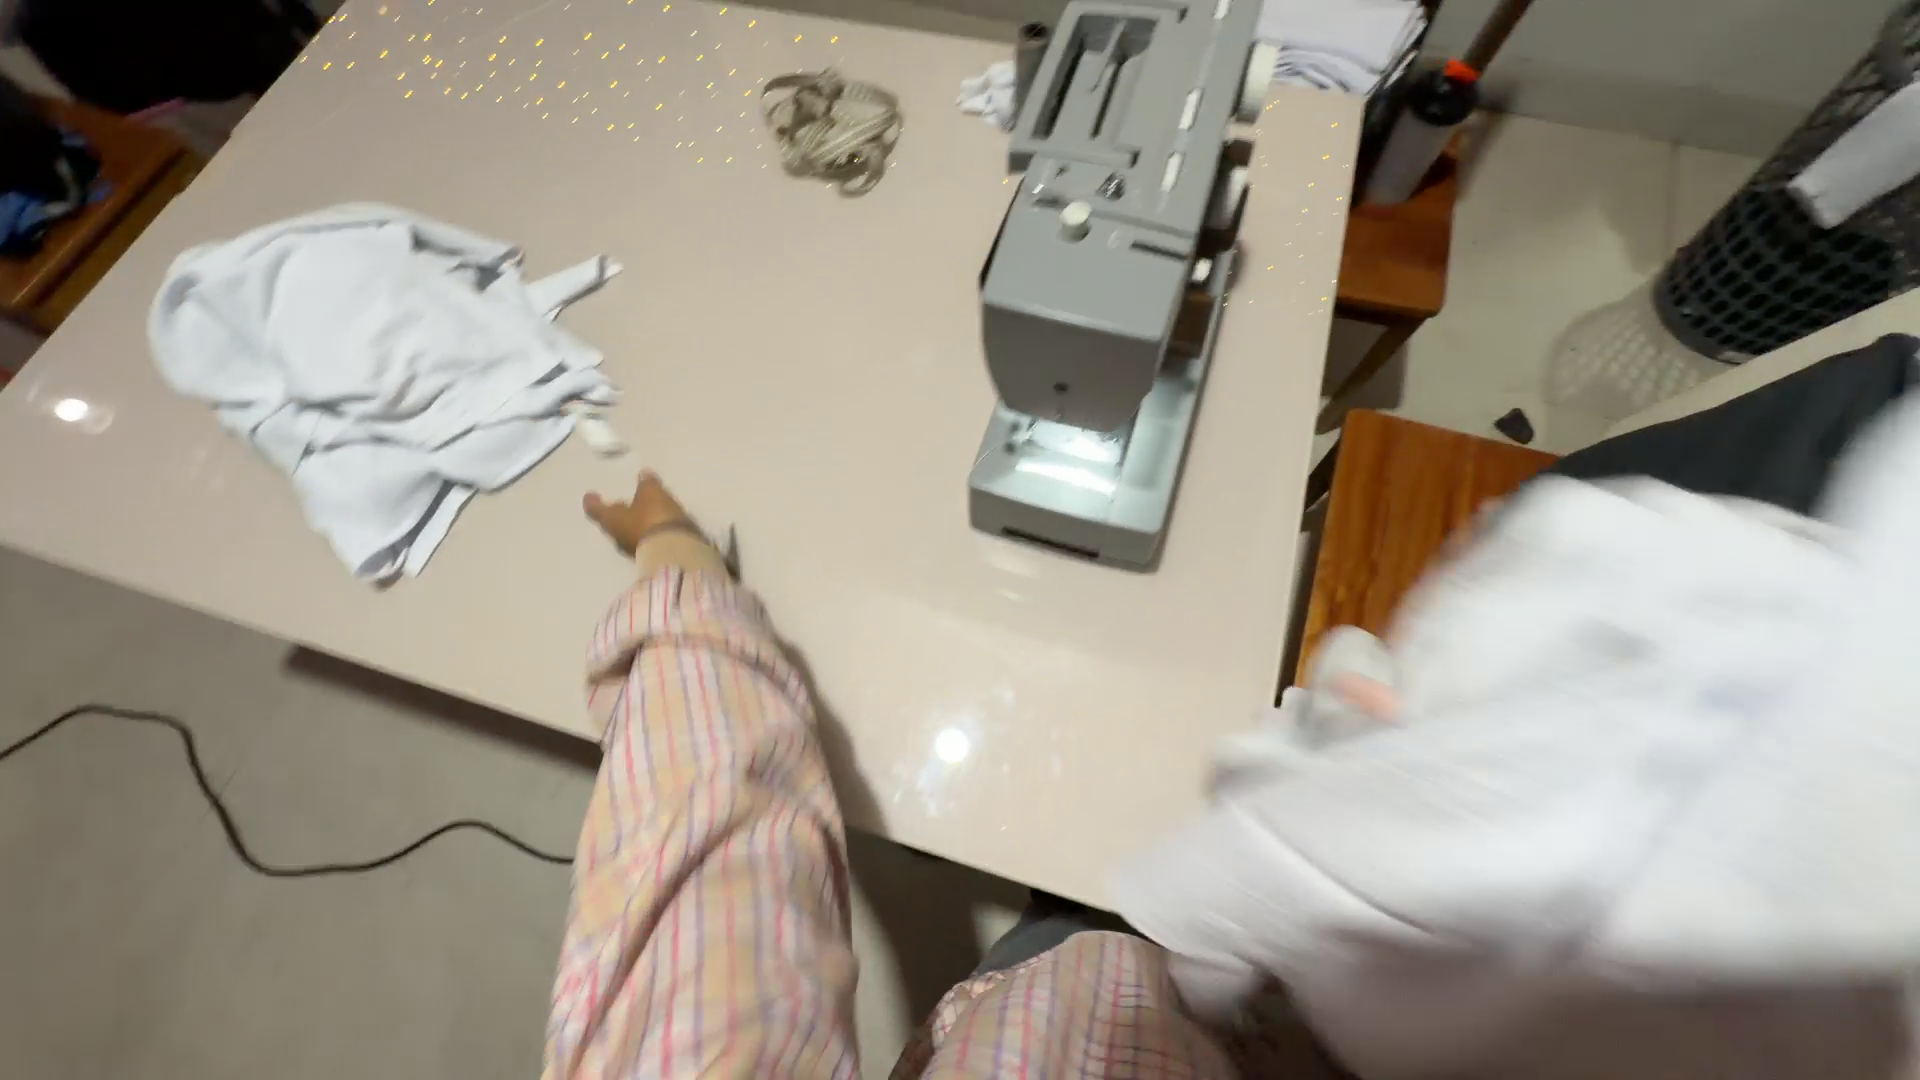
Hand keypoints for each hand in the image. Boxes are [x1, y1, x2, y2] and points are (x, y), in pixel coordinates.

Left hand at [584, 470, 696, 554]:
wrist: (674, 551)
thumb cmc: (654, 518)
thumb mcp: (652, 494)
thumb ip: (647, 484)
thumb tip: (643, 474)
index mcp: (611, 519)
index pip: (596, 509)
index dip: (593, 501)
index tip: (591, 495)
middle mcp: (618, 536)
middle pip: (612, 522)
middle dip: (616, 512)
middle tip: (620, 503)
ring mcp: (633, 548)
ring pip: (628, 532)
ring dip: (633, 522)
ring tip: (642, 513)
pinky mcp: (650, 556)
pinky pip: (644, 540)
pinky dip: (647, 531)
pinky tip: (656, 526)